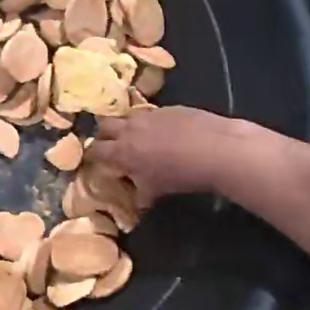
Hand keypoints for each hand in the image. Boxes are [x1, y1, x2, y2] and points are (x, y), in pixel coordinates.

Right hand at [90, 106, 252, 206]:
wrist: (217, 149)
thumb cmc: (181, 175)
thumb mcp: (157, 190)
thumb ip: (141, 193)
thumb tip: (138, 201)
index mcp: (122, 150)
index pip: (95, 150)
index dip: (93, 155)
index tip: (96, 161)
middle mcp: (130, 128)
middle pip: (105, 125)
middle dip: (105, 135)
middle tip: (112, 146)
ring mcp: (149, 114)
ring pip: (127, 116)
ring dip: (126, 125)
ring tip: (137, 137)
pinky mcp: (168, 107)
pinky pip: (151, 113)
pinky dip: (150, 122)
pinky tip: (165, 132)